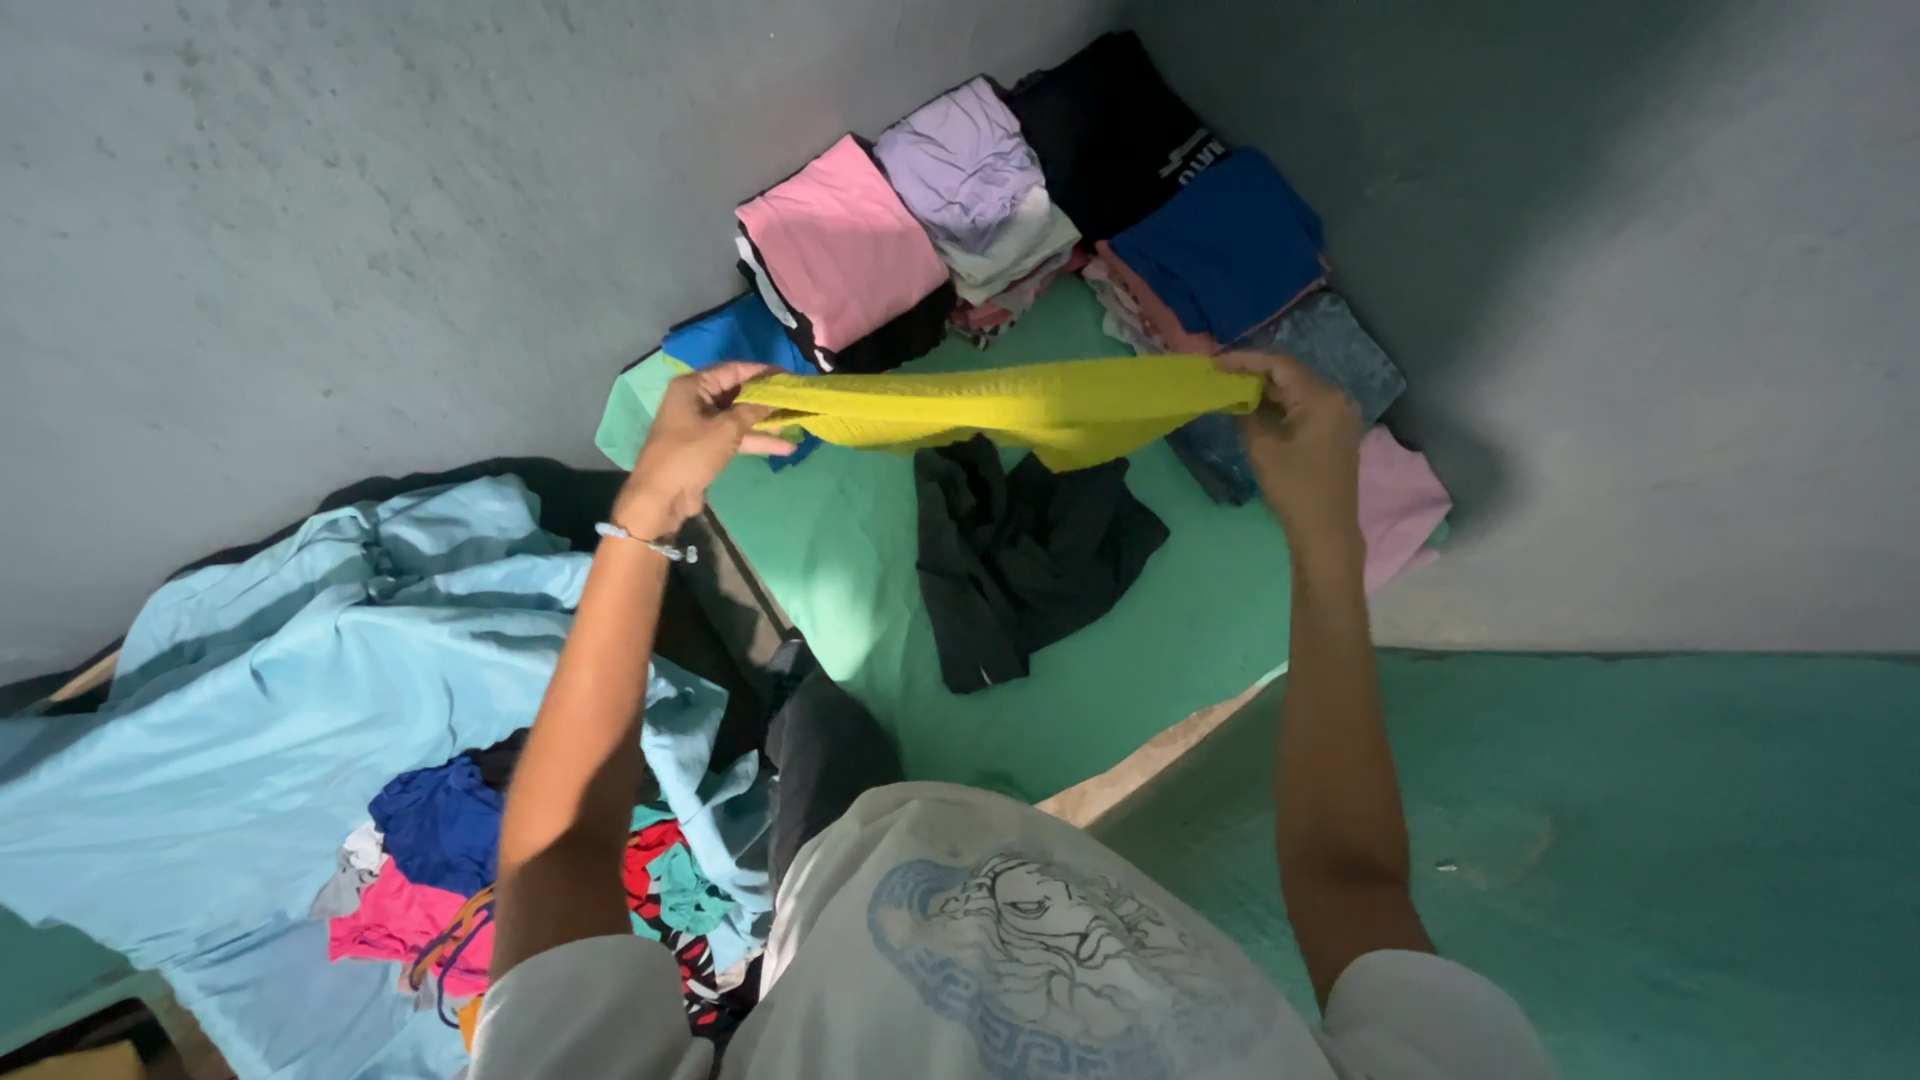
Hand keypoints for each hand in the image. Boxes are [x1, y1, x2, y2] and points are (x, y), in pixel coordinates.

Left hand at [614, 361, 794, 536]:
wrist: (663, 496)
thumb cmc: (690, 454)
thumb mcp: (725, 429)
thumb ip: (753, 410)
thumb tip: (775, 397)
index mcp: (693, 386)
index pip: (733, 370)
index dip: (762, 372)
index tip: (788, 374)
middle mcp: (697, 400)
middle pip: (738, 393)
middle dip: (767, 398)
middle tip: (796, 398)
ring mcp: (703, 424)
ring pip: (740, 417)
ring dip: (766, 422)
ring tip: (797, 422)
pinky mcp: (709, 446)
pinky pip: (737, 436)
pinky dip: (757, 440)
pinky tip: (784, 447)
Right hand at [1216, 350, 1362, 553]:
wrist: (1326, 529)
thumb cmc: (1294, 488)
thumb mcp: (1262, 448)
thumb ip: (1247, 415)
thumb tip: (1235, 399)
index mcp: (1321, 398)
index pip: (1280, 365)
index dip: (1246, 360)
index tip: (1216, 362)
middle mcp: (1336, 398)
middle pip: (1291, 374)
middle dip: (1255, 373)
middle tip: (1221, 374)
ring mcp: (1339, 414)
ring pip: (1297, 390)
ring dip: (1266, 389)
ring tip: (1232, 389)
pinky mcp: (1335, 430)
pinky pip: (1304, 406)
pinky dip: (1279, 404)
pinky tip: (1254, 408)